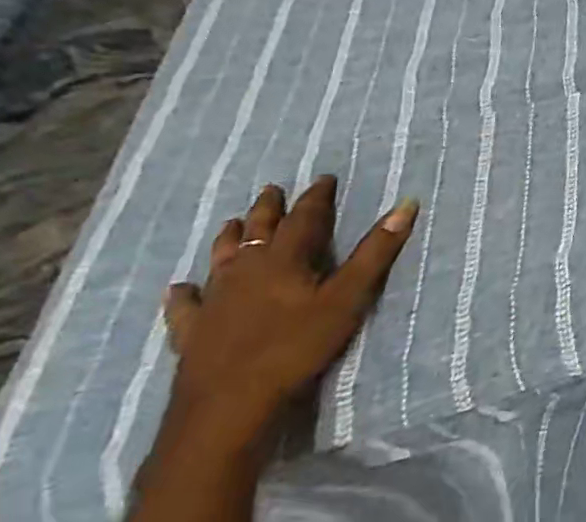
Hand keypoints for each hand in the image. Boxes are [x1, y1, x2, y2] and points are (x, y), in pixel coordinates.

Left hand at [132, 175, 417, 521]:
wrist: (228, 405)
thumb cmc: (295, 347)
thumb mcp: (347, 298)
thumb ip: (375, 252)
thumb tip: (406, 204)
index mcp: (284, 257)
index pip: (304, 216)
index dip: (316, 196)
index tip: (324, 179)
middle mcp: (246, 268)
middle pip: (258, 228)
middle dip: (268, 207)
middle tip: (273, 189)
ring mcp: (214, 299)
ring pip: (222, 257)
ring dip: (230, 237)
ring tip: (231, 222)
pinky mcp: (192, 330)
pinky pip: (185, 306)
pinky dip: (184, 294)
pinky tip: (180, 289)